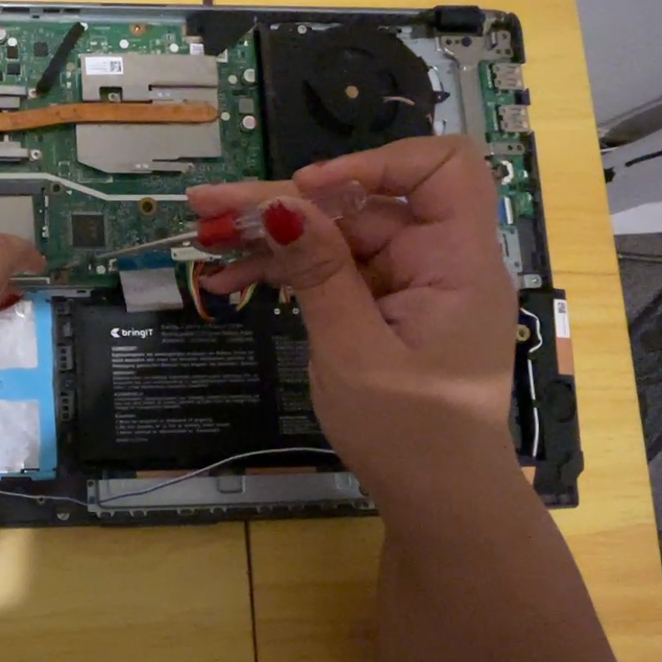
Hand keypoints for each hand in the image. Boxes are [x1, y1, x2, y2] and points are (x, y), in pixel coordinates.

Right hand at [186, 136, 518, 502]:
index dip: (371, 163)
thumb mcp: (353, 349)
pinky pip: (330, 274)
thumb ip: (319, 272)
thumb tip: (282, 202)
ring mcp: (406, 285)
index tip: (303, 189)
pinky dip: (285, 274)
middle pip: (361, 205)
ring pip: (334, 239)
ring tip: (206, 245)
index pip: (439, 169)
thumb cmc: (406, 431)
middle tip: (209, 209)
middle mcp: (436, 261)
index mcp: (456, 262)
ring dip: (271, 241)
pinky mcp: (380, 308)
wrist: (434, 498)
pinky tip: (231, 280)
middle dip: (285, 205)